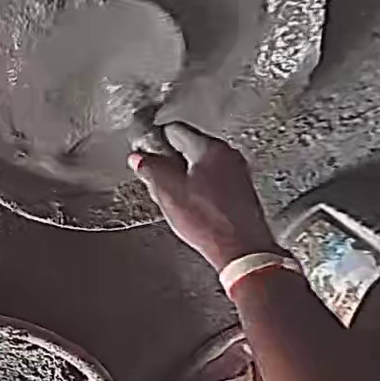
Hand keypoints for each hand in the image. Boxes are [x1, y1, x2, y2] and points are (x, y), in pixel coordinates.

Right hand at [129, 123, 281, 270]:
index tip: (143, 152)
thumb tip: (138, 158)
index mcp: (211, 149)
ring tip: (171, 195)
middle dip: (168, 160)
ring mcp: (237, 174)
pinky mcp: (240, 193)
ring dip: (182, 175)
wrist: (241, 250)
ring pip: (200, 165)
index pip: (175, 130)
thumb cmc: (209, 221)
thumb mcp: (167, 191)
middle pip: (189, 147)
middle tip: (154, 177)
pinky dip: (197, 188)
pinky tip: (190, 205)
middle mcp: (229, 156)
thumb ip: (150, 168)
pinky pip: (212, 181)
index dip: (153, 141)